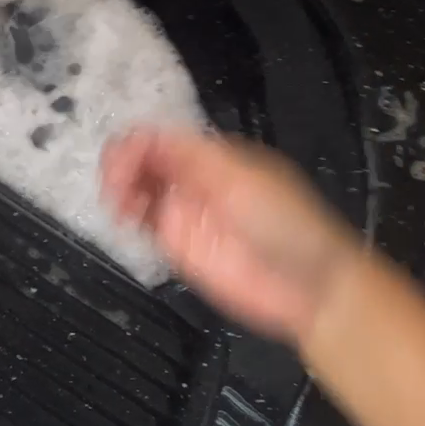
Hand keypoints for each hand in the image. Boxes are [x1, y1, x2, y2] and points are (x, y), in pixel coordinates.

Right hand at [101, 128, 362, 342]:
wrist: (310, 287)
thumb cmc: (285, 223)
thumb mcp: (243, 176)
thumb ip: (191, 154)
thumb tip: (143, 137)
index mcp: (210, 157)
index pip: (158, 138)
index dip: (134, 142)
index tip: (122, 158)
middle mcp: (191, 179)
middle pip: (140, 159)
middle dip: (120, 163)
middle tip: (114, 180)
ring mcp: (182, 210)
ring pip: (134, 186)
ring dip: (117, 185)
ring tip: (116, 199)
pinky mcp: (175, 242)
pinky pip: (140, 219)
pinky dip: (124, 212)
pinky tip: (123, 216)